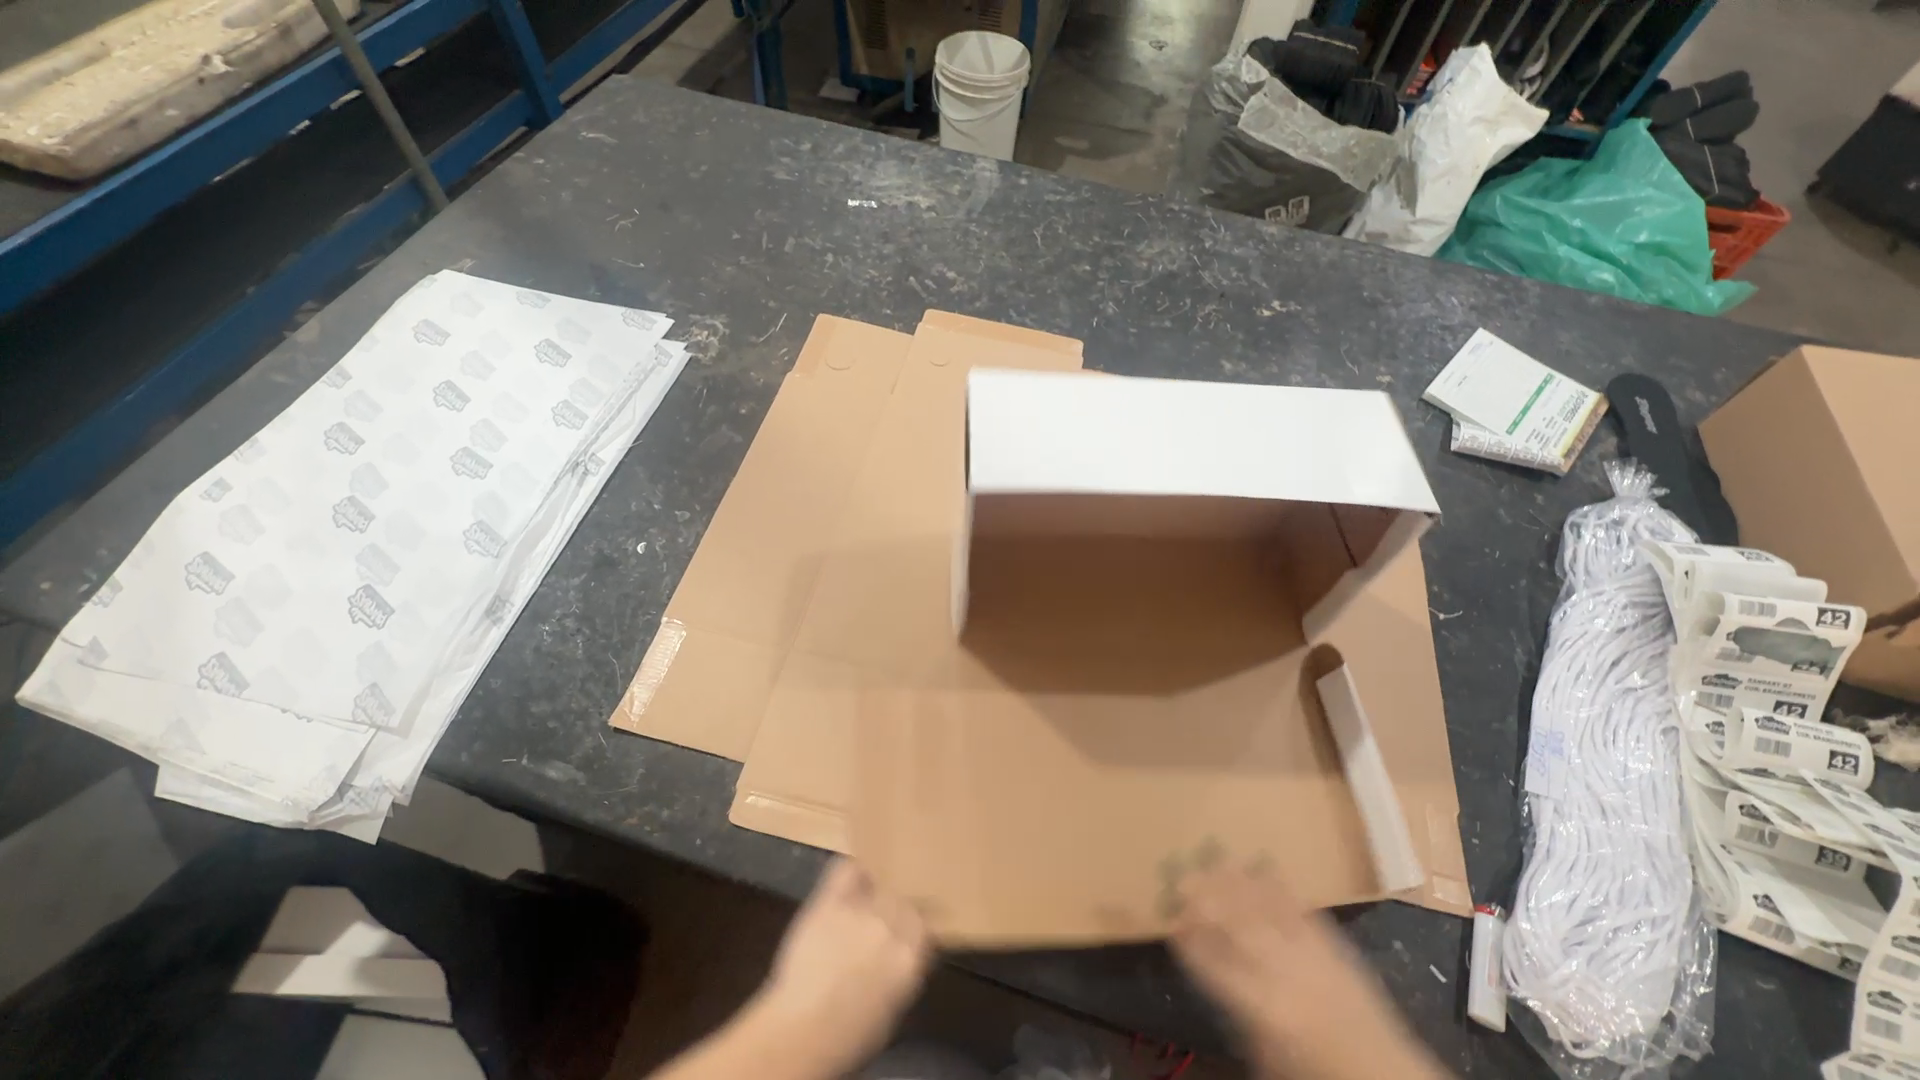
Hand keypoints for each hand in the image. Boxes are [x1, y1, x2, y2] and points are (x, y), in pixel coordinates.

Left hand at [749, 858, 931, 1075]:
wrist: (801, 1029)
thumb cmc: (849, 1035)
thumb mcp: (893, 1009)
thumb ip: (907, 973)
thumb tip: (910, 955)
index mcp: (912, 956)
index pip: (927, 923)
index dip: (920, 923)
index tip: (916, 925)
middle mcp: (892, 926)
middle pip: (906, 899)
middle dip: (902, 903)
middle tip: (892, 909)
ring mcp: (862, 911)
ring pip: (882, 885)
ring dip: (881, 889)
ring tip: (875, 891)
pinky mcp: (830, 902)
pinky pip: (846, 871)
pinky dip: (853, 869)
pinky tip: (855, 871)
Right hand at [1170, 869, 1450, 1079]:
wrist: (1384, 1073)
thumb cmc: (1314, 1068)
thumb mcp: (1264, 1051)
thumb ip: (1237, 1008)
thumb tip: (1213, 969)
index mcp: (1263, 1005)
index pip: (1214, 963)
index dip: (1189, 938)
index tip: (1170, 917)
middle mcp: (1284, 973)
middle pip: (1238, 925)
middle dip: (1206, 897)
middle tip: (1180, 875)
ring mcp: (1311, 953)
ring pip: (1266, 909)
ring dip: (1237, 881)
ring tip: (1213, 858)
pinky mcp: (1334, 944)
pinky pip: (1301, 908)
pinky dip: (1278, 885)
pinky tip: (1261, 865)